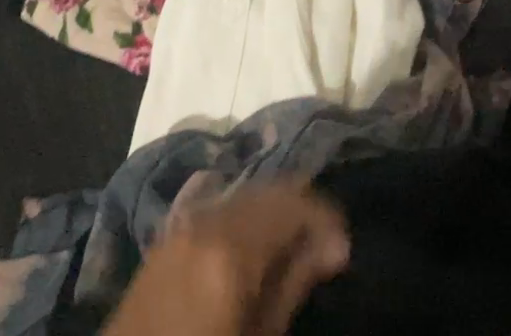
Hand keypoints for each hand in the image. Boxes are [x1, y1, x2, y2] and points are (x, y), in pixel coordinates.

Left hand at [102, 184, 350, 335]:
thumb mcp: (260, 333)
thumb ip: (295, 282)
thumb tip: (335, 244)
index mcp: (234, 248)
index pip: (295, 205)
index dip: (326, 217)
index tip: (343, 243)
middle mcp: (208, 220)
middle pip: (270, 190)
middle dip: (302, 208)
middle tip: (324, 240)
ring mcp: (183, 221)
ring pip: (244, 191)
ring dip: (273, 206)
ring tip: (293, 238)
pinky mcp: (167, 230)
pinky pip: (215, 200)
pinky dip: (241, 208)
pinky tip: (252, 231)